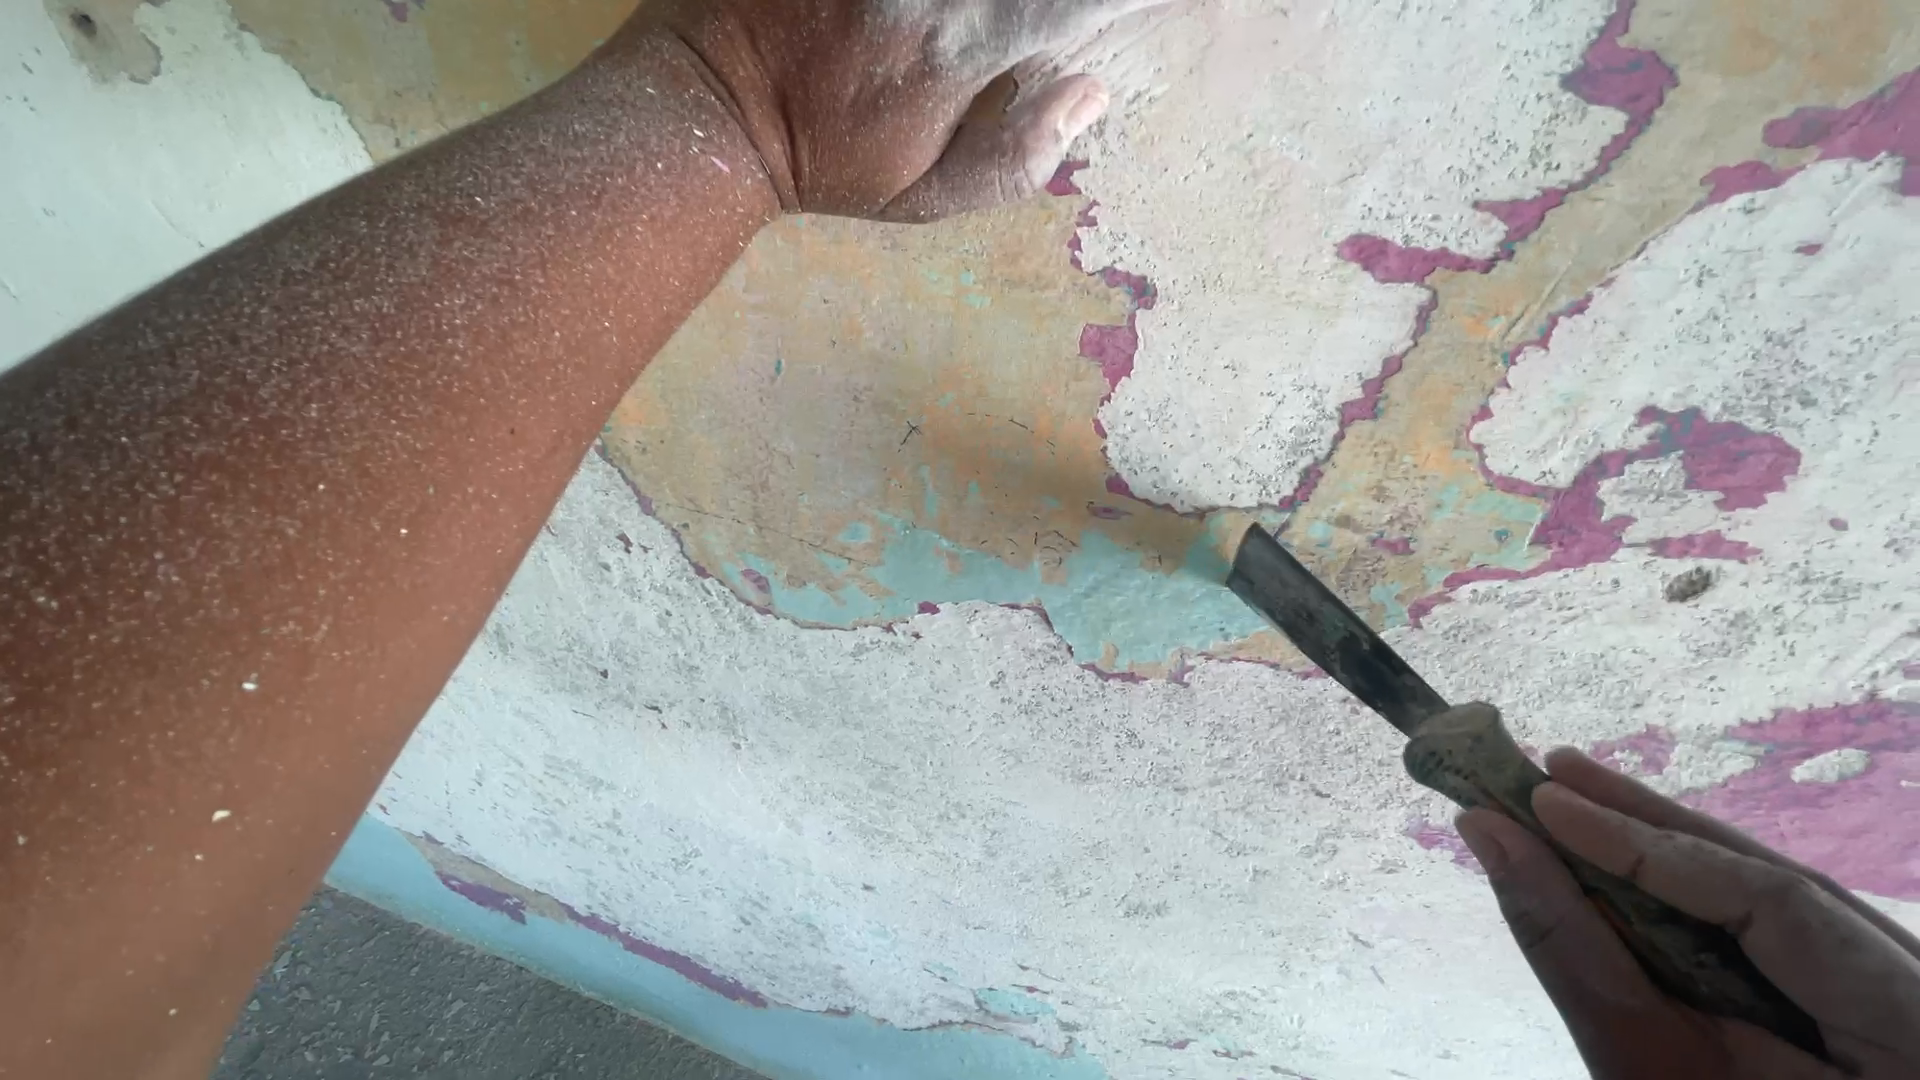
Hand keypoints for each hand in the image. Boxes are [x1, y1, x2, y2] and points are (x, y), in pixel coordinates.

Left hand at [619, 0, 1160, 220]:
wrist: (716, 101)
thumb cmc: (829, 163)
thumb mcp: (921, 200)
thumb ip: (1012, 160)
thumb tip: (1090, 92)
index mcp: (962, 46)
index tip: (1196, 9)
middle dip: (1097, 0)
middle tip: (1103, 26)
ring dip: (1032, 2)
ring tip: (1027, 32)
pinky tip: (985, 19)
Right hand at [1456, 748, 1919, 1078]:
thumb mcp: (1639, 1066)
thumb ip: (1567, 943)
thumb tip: (1483, 830)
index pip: (1784, 906)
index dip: (1649, 843)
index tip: (1543, 800)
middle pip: (1787, 888)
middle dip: (1654, 826)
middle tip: (1552, 772)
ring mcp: (1908, 1003)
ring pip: (1781, 899)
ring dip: (1666, 847)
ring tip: (1571, 796)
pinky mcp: (1867, 1005)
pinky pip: (1775, 929)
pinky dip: (1688, 889)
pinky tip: (1627, 856)